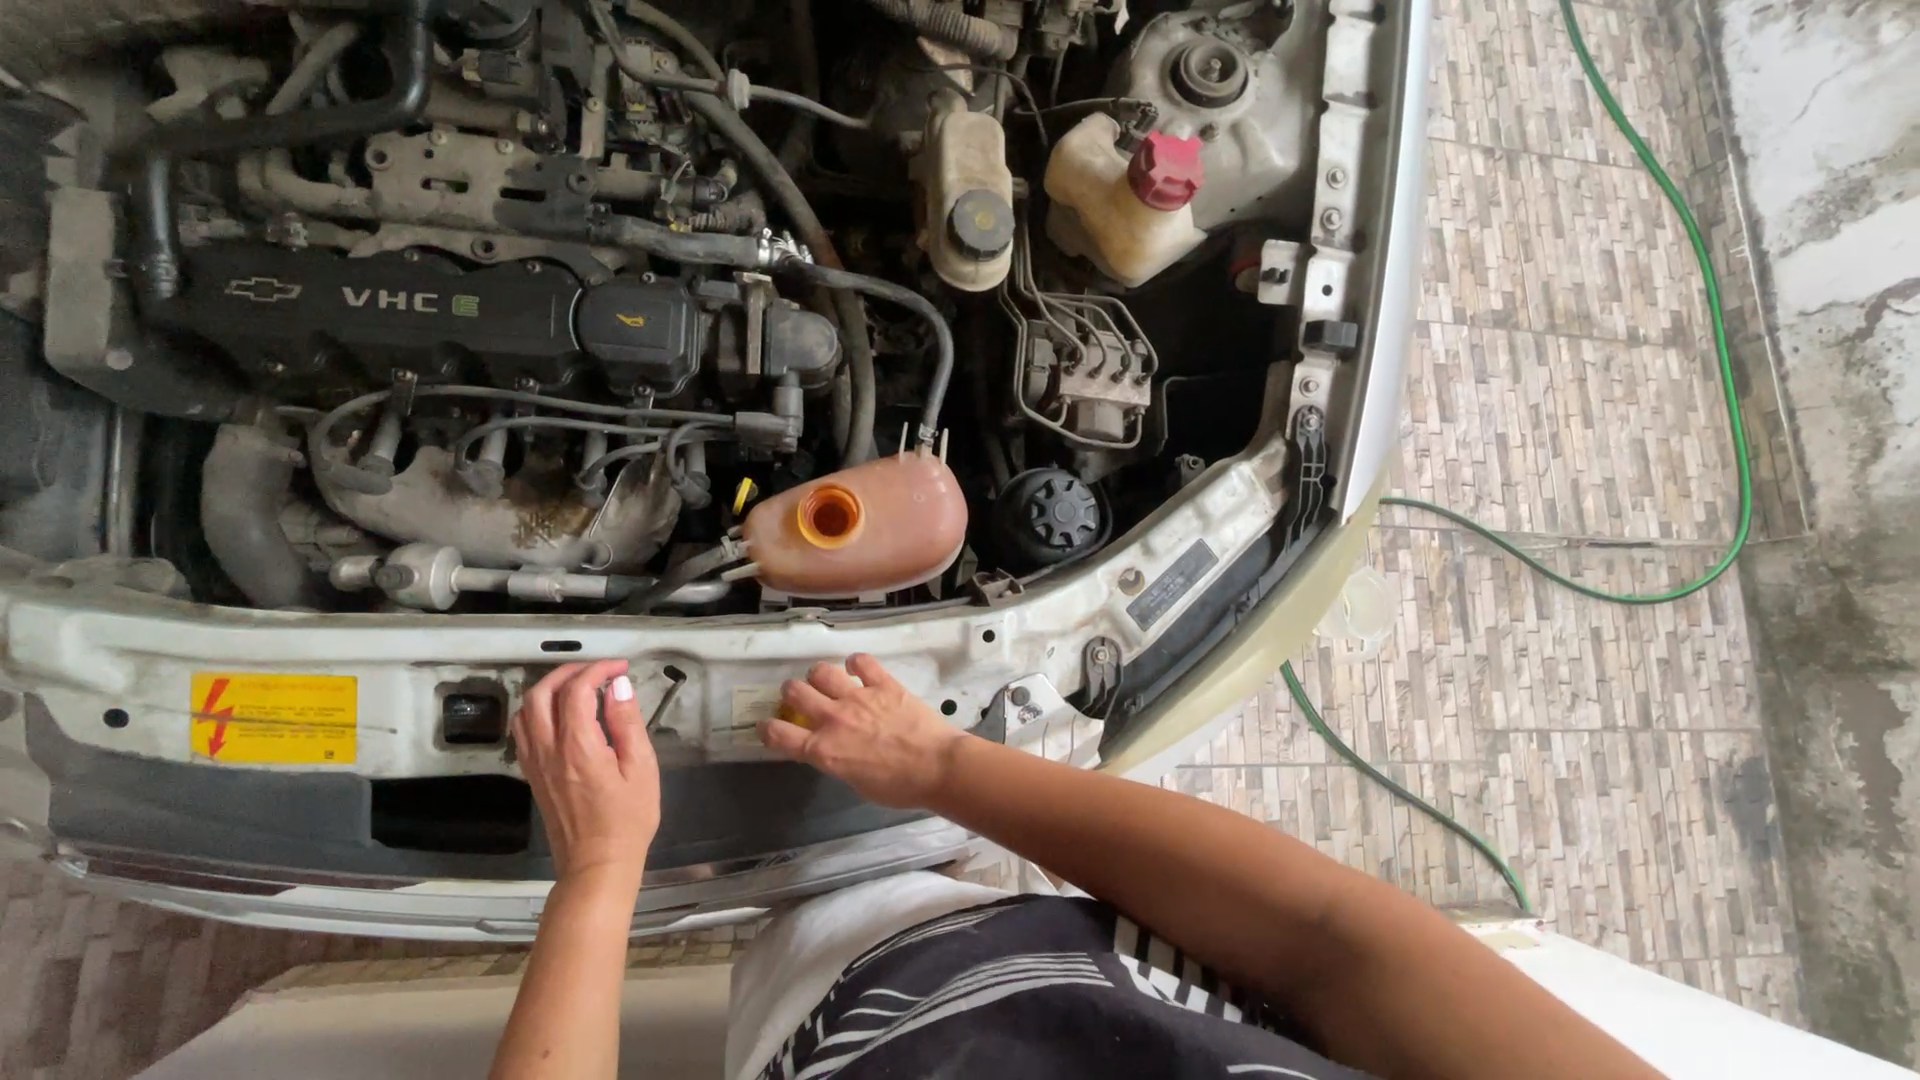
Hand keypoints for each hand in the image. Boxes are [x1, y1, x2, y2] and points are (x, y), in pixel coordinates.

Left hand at [513, 659, 660, 885]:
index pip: (577, 690)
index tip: (621, 669)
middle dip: (568, 672)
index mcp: (578, 746)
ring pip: (525, 711)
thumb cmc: (628, 818)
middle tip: (598, 671)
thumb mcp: (642, 768)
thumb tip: (619, 687)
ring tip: (578, 688)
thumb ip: (627, 723)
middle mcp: (549, 750)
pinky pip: (523, 732)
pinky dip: (538, 712)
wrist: (597, 864)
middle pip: (540, 694)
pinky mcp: (533, 776)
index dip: (598, 670)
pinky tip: (561, 716)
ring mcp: (535, 764)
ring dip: (548, 689)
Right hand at [761, 654, 966, 808]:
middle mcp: (833, 719)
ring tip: (826, 679)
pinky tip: (857, 668)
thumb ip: (837, 762)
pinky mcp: (883, 683)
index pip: (779, 734)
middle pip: (795, 693)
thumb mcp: (856, 783)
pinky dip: (856, 663)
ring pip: (822, 671)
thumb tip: (835, 750)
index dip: (768, 729)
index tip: (768, 726)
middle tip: (799, 696)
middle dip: (791, 692)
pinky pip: (861, 661)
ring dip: (819, 675)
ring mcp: (858, 697)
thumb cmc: (899, 787)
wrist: (937, 767)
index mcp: (823, 751)